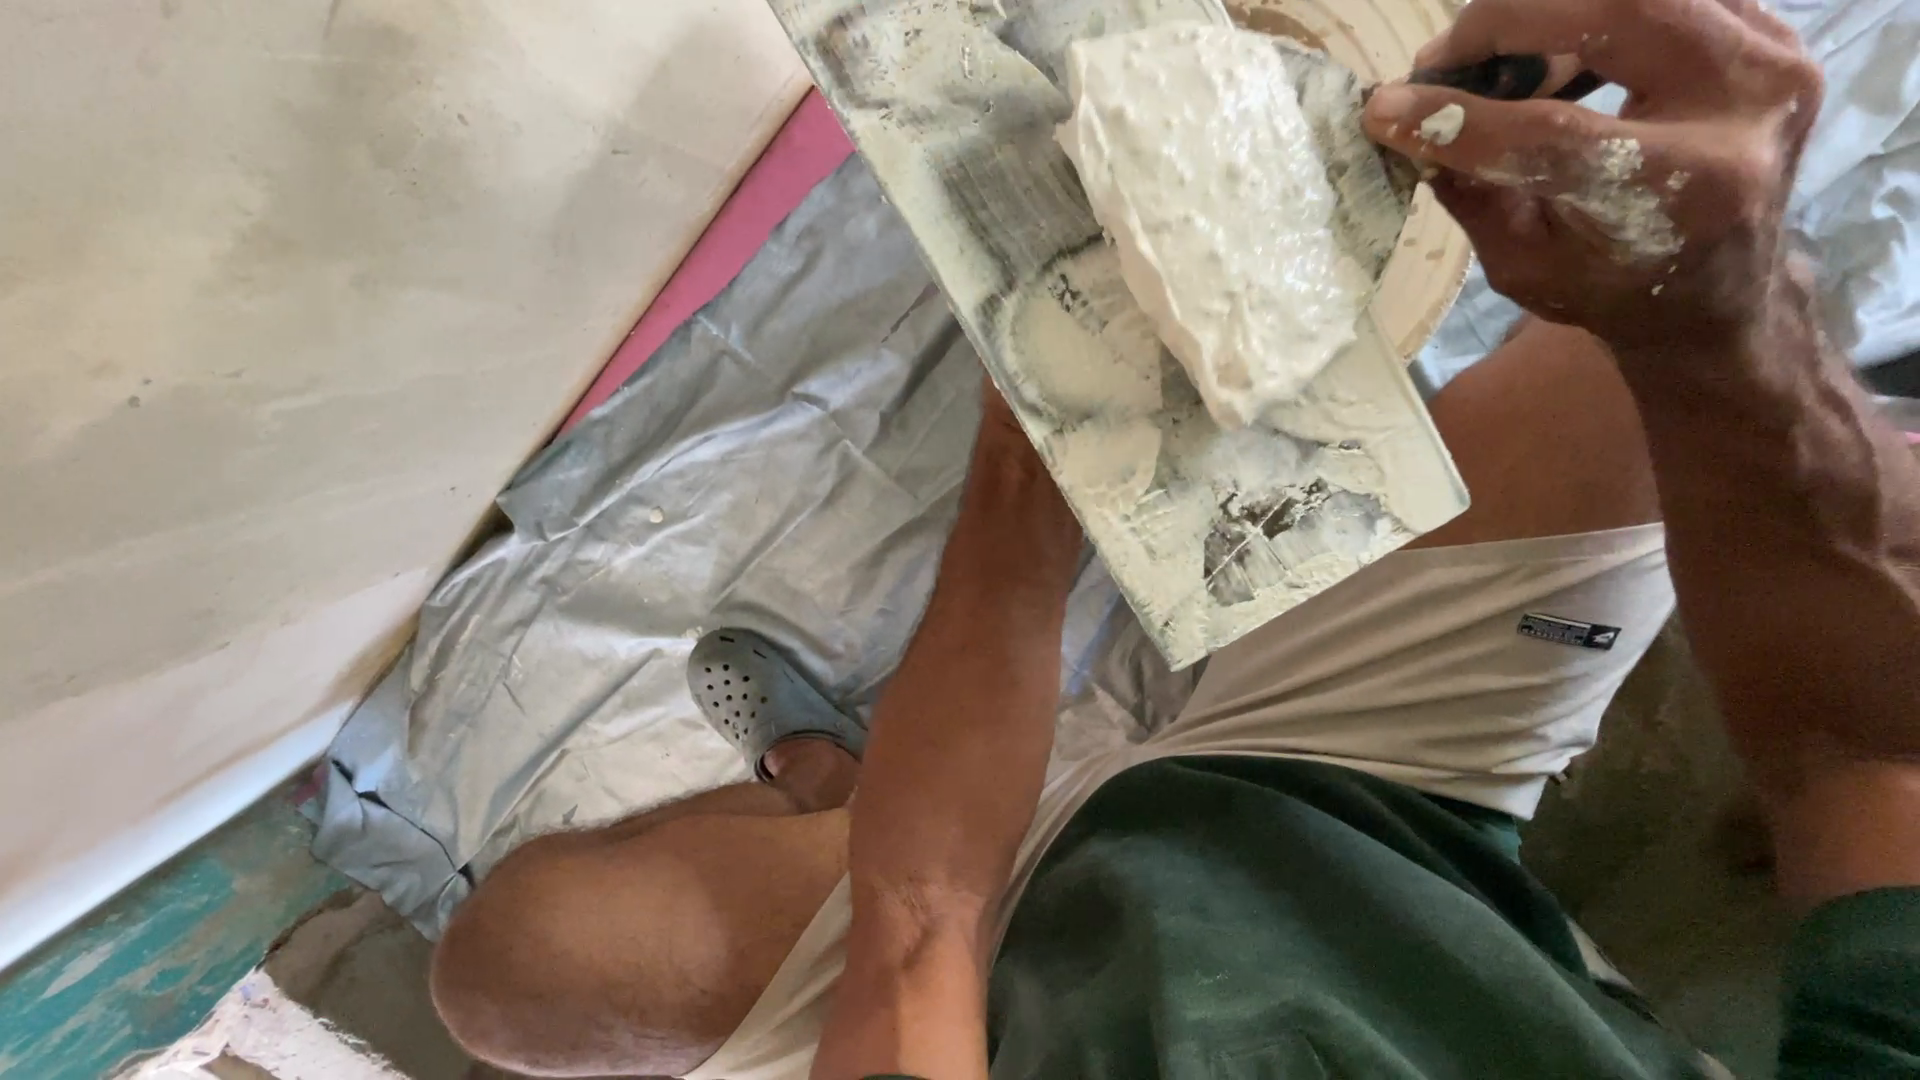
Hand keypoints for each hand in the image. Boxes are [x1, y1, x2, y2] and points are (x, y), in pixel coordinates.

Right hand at [1363, 0, 1823, 352]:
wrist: (1716, 289)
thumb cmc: (1602, 288)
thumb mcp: (1519, 262)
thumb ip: (1473, 192)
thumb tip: (1409, 130)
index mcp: (1671, 192)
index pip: (1544, 133)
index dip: (1454, 117)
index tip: (1384, 109)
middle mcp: (1739, 111)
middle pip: (1616, 12)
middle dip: (1507, 21)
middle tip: (1441, 57)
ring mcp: (1773, 57)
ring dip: (1547, 12)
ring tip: (1491, 57)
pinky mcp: (1773, 33)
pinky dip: (1591, 15)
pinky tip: (1548, 51)